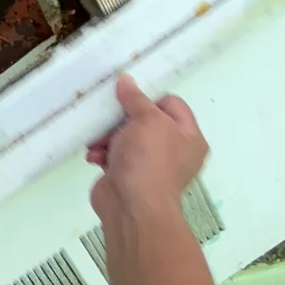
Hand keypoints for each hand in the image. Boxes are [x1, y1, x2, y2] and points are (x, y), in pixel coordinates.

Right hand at [87, 74, 208, 225]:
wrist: (133, 205)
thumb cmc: (149, 160)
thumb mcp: (147, 121)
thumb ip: (136, 99)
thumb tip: (127, 80)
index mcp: (189, 137)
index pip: (171, 104)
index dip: (148, 98)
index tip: (126, 99)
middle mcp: (173, 149)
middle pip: (143, 119)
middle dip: (119, 120)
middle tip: (106, 121)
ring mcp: (150, 163)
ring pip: (123, 136)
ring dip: (106, 137)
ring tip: (97, 144)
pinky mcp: (128, 174)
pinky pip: (113, 154)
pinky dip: (102, 153)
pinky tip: (95, 157)